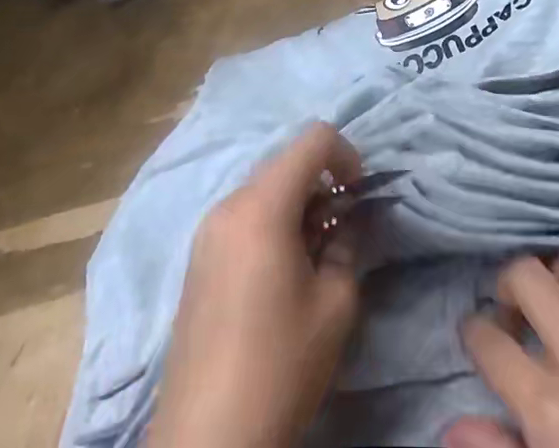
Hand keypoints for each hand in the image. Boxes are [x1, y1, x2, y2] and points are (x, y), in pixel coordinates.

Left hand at [149, 122, 364, 447]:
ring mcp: (207, 229)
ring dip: (298, 204)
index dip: (346, 154)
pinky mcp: (198, 255)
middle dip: (321, 183)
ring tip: (317, 255)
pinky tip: (284, 270)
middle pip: (284, 163)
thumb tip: (350, 218)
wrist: (210, 429)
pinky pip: (243, 216)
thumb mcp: (335, 303)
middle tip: (343, 230)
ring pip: (263, 189)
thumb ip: (349, 244)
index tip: (360, 194)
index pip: (310, 139)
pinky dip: (272, 222)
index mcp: (261, 206)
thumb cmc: (281, 361)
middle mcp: (228, 204)